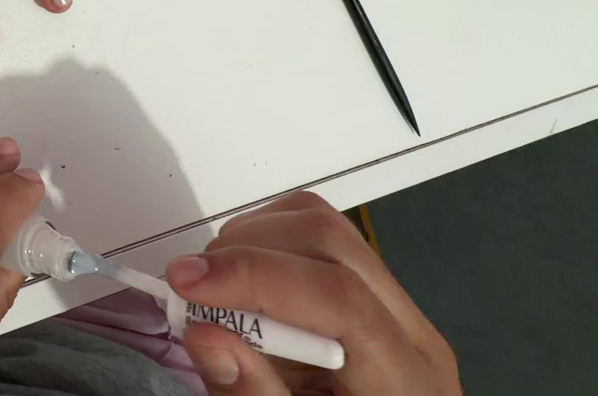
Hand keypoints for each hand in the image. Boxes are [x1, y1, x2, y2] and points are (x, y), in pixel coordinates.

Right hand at [164, 194, 461, 395]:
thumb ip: (251, 394)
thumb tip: (201, 331)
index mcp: (406, 382)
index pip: (338, 296)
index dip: (254, 276)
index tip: (186, 283)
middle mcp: (410, 328)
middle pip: (328, 241)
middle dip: (245, 252)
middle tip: (191, 285)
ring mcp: (392, 298)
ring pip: (317, 220)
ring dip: (249, 239)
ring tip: (215, 286)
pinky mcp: (363, 281)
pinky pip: (311, 225)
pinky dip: (261, 235)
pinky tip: (243, 278)